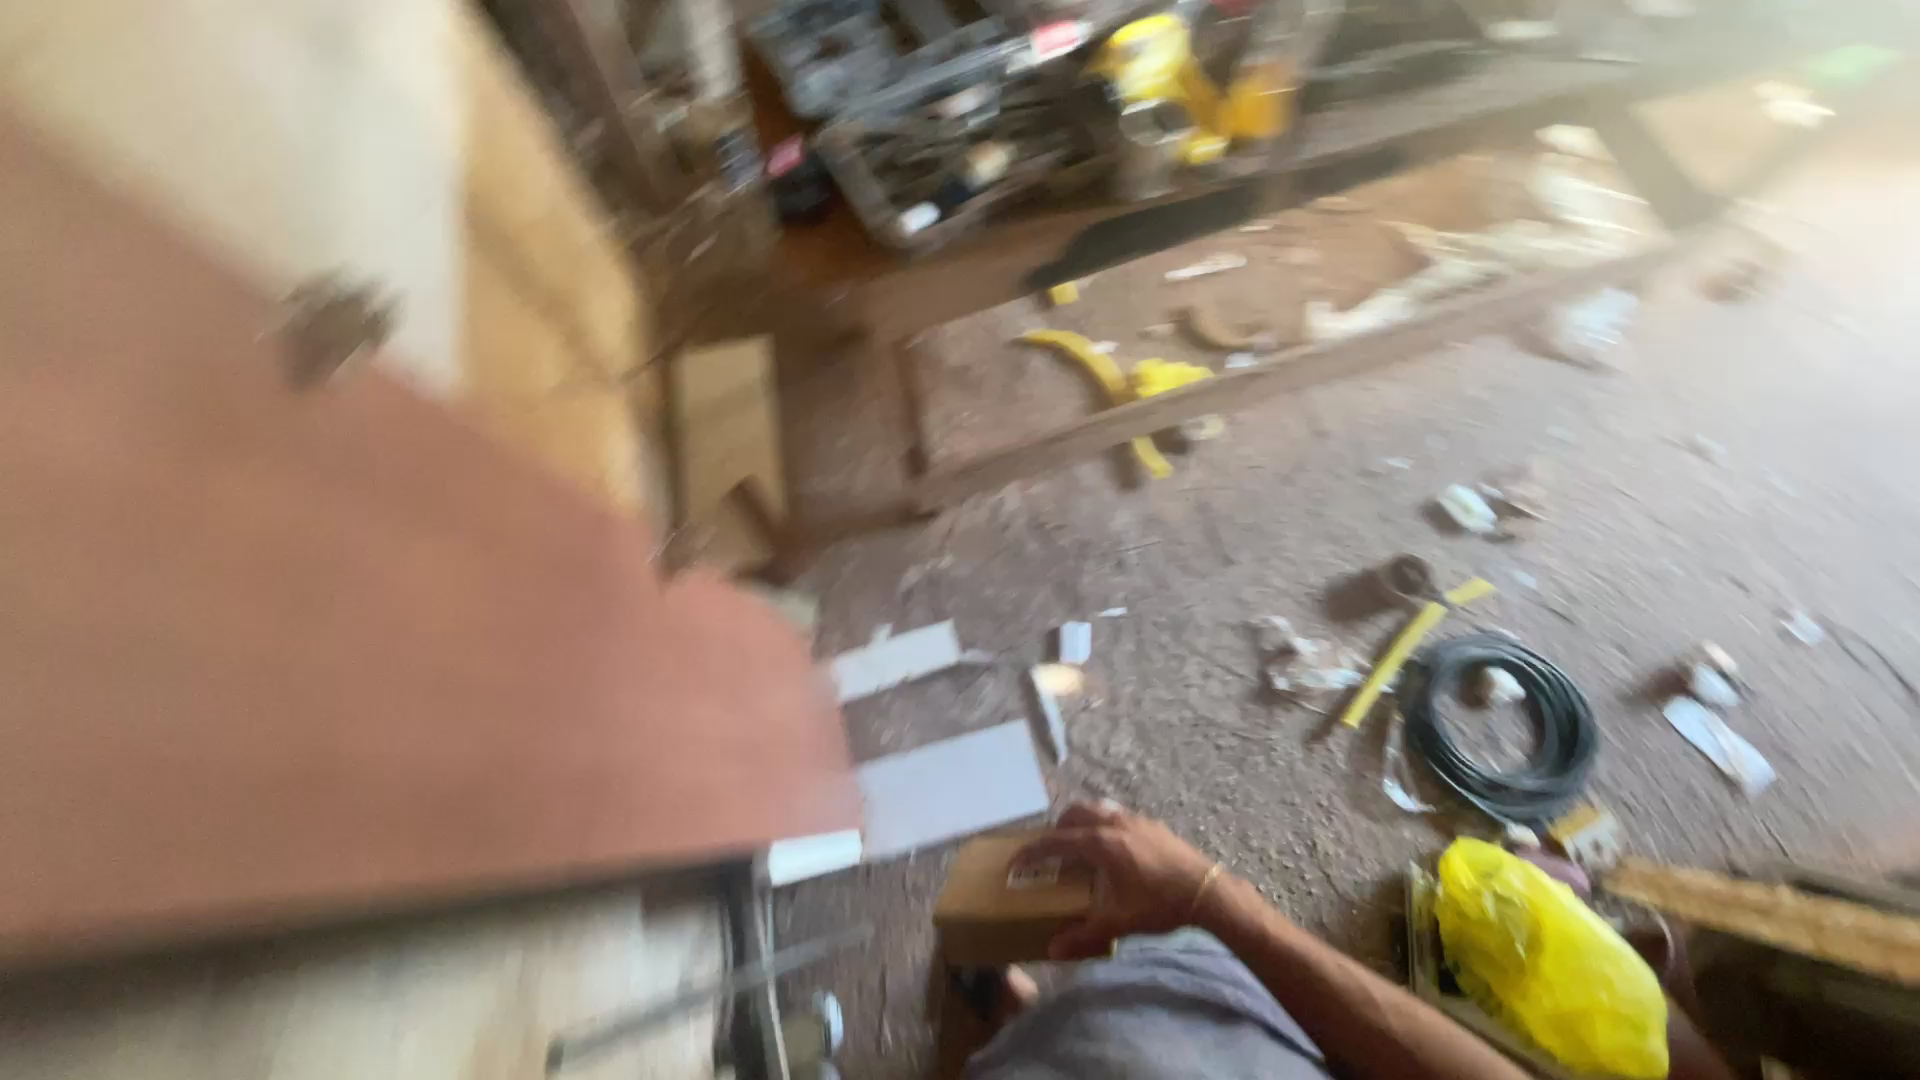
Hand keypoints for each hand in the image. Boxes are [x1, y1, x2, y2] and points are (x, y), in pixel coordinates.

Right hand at [1016, 800, 1221, 960]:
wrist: (1207, 890)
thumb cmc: (1160, 904)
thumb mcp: (1120, 922)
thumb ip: (1084, 934)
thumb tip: (1053, 949)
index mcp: (1101, 843)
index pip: (1056, 841)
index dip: (1033, 851)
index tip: (1016, 860)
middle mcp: (1114, 823)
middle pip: (1074, 813)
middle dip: (1056, 829)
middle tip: (1050, 851)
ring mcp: (1135, 819)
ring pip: (1097, 808)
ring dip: (1080, 821)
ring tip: (1079, 844)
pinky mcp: (1151, 823)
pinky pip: (1116, 814)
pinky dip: (1102, 823)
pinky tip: (1113, 847)